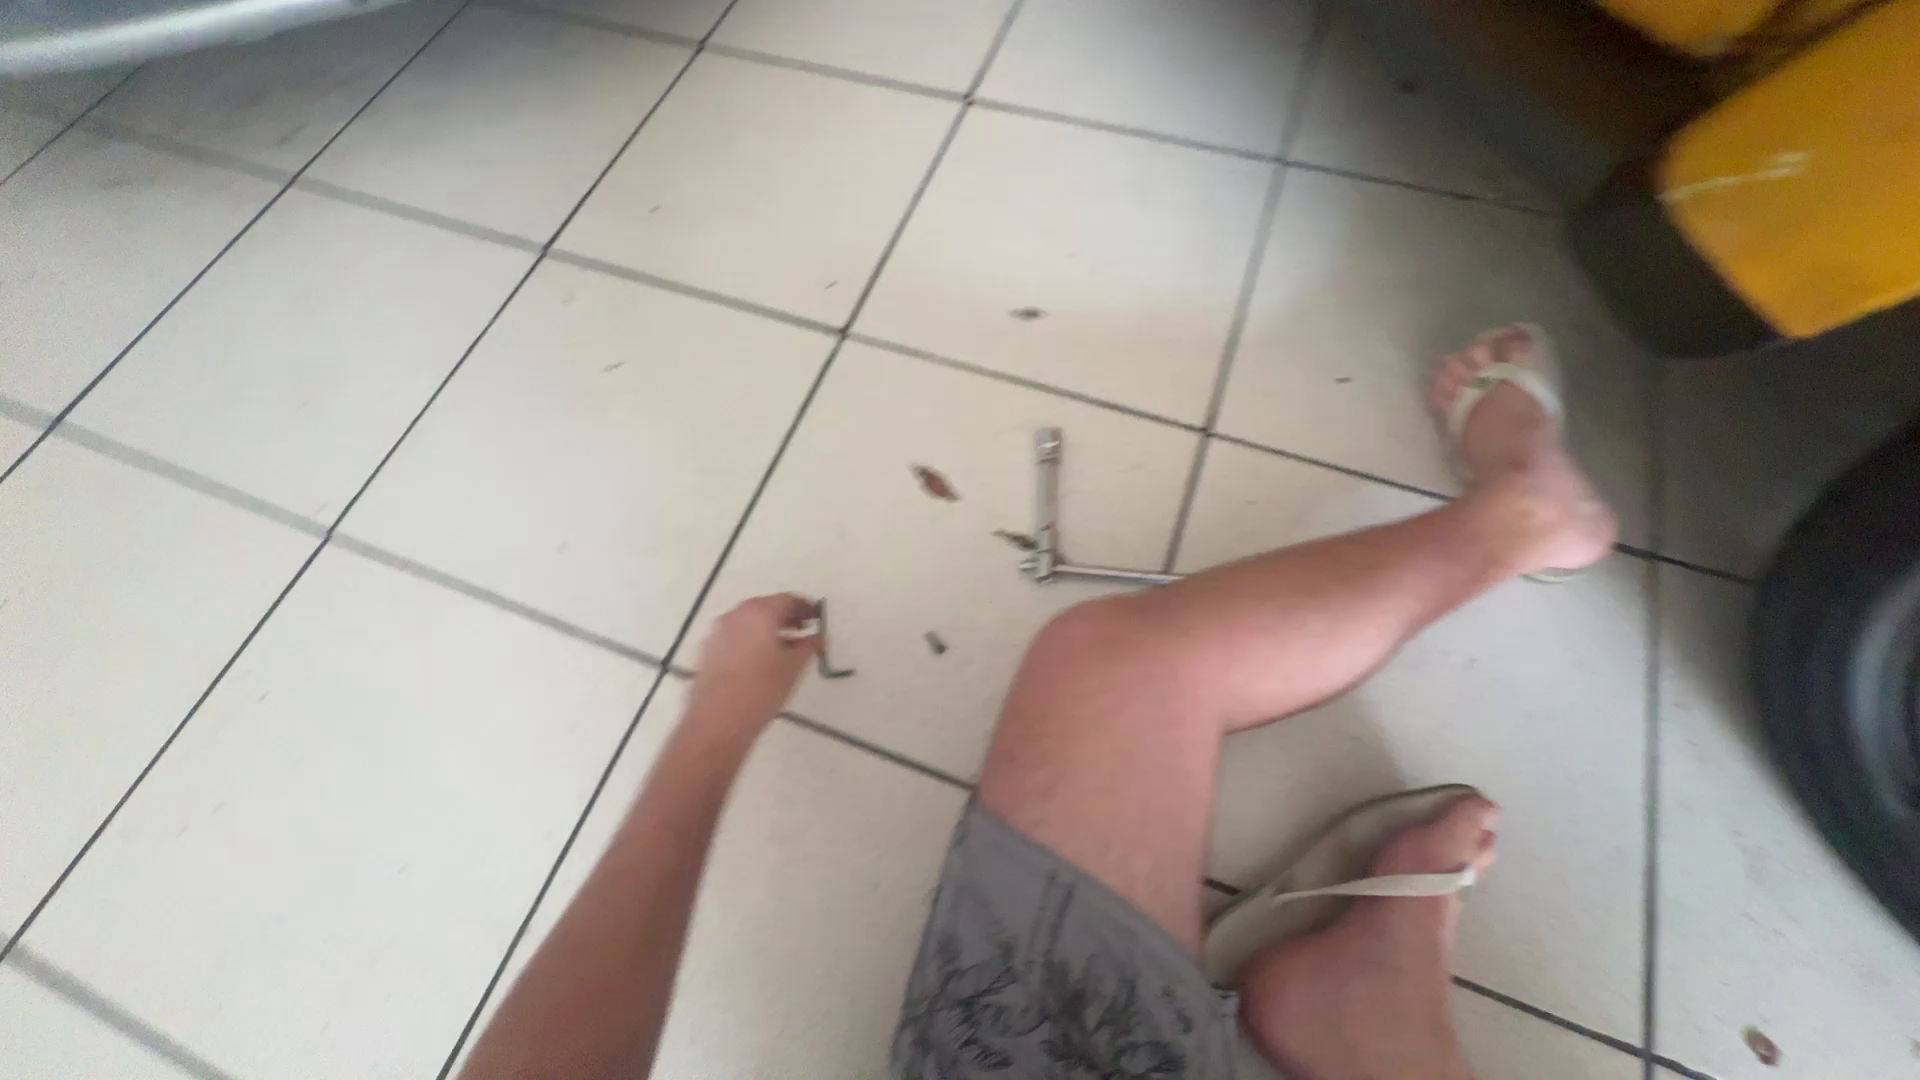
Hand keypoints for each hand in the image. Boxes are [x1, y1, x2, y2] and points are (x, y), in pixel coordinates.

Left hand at [686, 594, 820, 732]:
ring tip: (784, 647)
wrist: (716, 721)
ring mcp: (717, 632)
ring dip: (768, 629)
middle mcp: (736, 615)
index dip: (806, 607)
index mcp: (760, 613)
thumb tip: (818, 637)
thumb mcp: (794, 667)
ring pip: (748, 622)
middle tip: (804, 629)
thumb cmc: (761, 690)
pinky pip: (735, 636)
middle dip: (786, 616)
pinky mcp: (707, 650)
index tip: (818, 618)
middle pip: (766, 607)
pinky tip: (760, 661)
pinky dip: (750, 640)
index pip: (788, 600)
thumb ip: (809, 646)